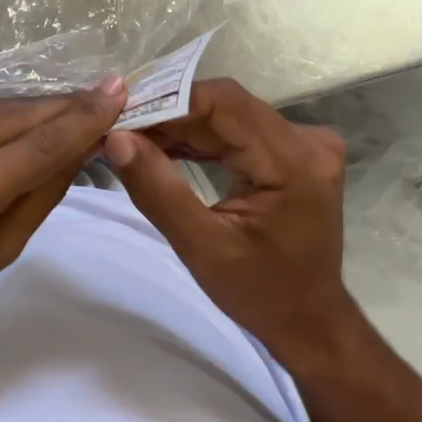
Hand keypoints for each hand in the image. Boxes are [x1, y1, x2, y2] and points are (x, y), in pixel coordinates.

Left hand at [0, 78, 127, 367]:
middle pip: (14, 117)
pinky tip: (1, 133)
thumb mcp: (2, 249)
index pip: (40, 145)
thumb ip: (43, 191)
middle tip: (99, 99)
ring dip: (22, 115)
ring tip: (55, 119)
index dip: (84, 116)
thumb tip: (82, 145)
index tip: (119, 88)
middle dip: (58, 109)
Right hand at [103, 78, 354, 361]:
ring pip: (226, 118)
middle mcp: (307, 141)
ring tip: (128, 138)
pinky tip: (158, 149)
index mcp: (293, 161)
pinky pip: (236, 134)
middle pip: (224, 107)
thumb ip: (157, 190)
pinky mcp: (291, 155)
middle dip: (167, 115)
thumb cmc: (258, 291)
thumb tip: (115, 138)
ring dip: (177, 127)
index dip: (167, 100)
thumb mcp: (200, 246)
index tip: (118, 114)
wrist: (307, 320)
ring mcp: (303, 146)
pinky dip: (197, 141)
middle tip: (114, 128)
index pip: (223, 103)